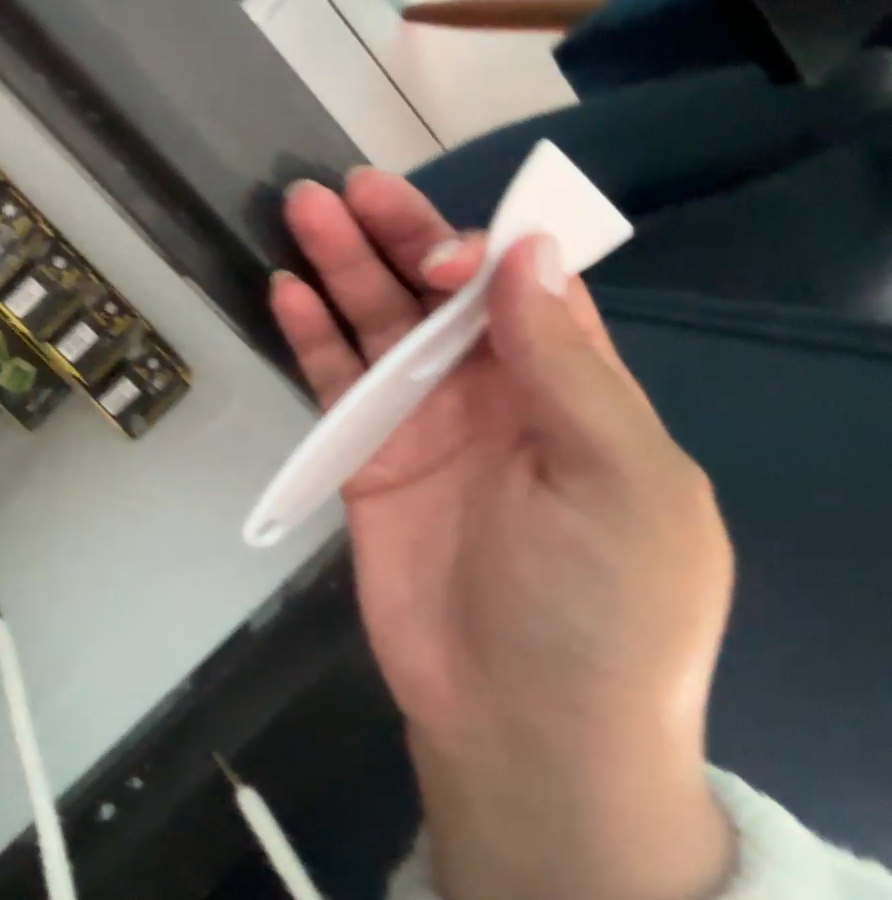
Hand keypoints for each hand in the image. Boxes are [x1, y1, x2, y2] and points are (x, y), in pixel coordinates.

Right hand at [271, 170, 734, 899]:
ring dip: (340, 273)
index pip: (522, 290)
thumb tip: (527, 256)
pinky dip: (311, 338)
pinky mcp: (365, 461)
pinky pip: (334, 386)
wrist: (519, 718)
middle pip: (434, 298)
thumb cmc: (600, 604)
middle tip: (337, 188)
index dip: (477, 252)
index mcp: (573, 390)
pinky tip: (286, 294)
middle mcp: (494, 395)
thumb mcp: (620, 479)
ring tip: (298, 216)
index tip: (433, 247)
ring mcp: (422, 427)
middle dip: (392, 240)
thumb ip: (567, 367)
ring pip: (375, 331)